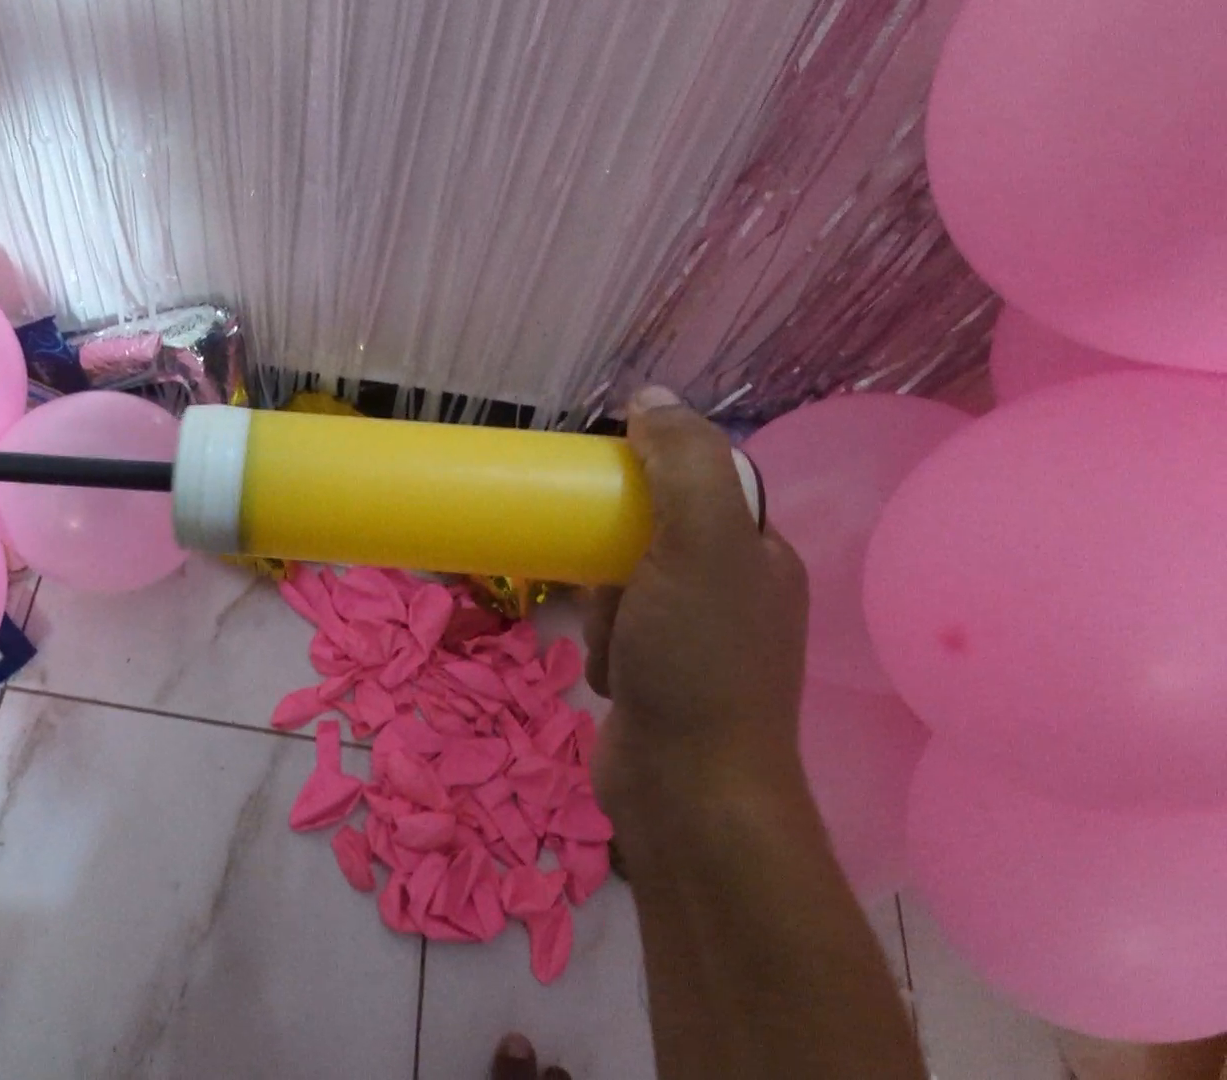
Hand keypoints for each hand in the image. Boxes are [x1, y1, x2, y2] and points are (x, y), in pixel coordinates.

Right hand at [586, 387, 809, 819]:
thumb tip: (650, 398)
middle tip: (611, 589)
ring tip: (618, 647)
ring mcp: (696, 639)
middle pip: (647, 536)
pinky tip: (613, 679)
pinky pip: (614, 634)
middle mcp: (734, 590)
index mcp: (761, 552)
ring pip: (621, 587)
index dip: (648, 483)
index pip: (697, 483)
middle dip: (614, 564)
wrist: (688, 787)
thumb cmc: (697, 661)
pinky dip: (602, 648)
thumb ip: (683, 466)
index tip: (605, 497)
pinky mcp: (660, 677)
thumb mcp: (699, 545)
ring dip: (604, 610)